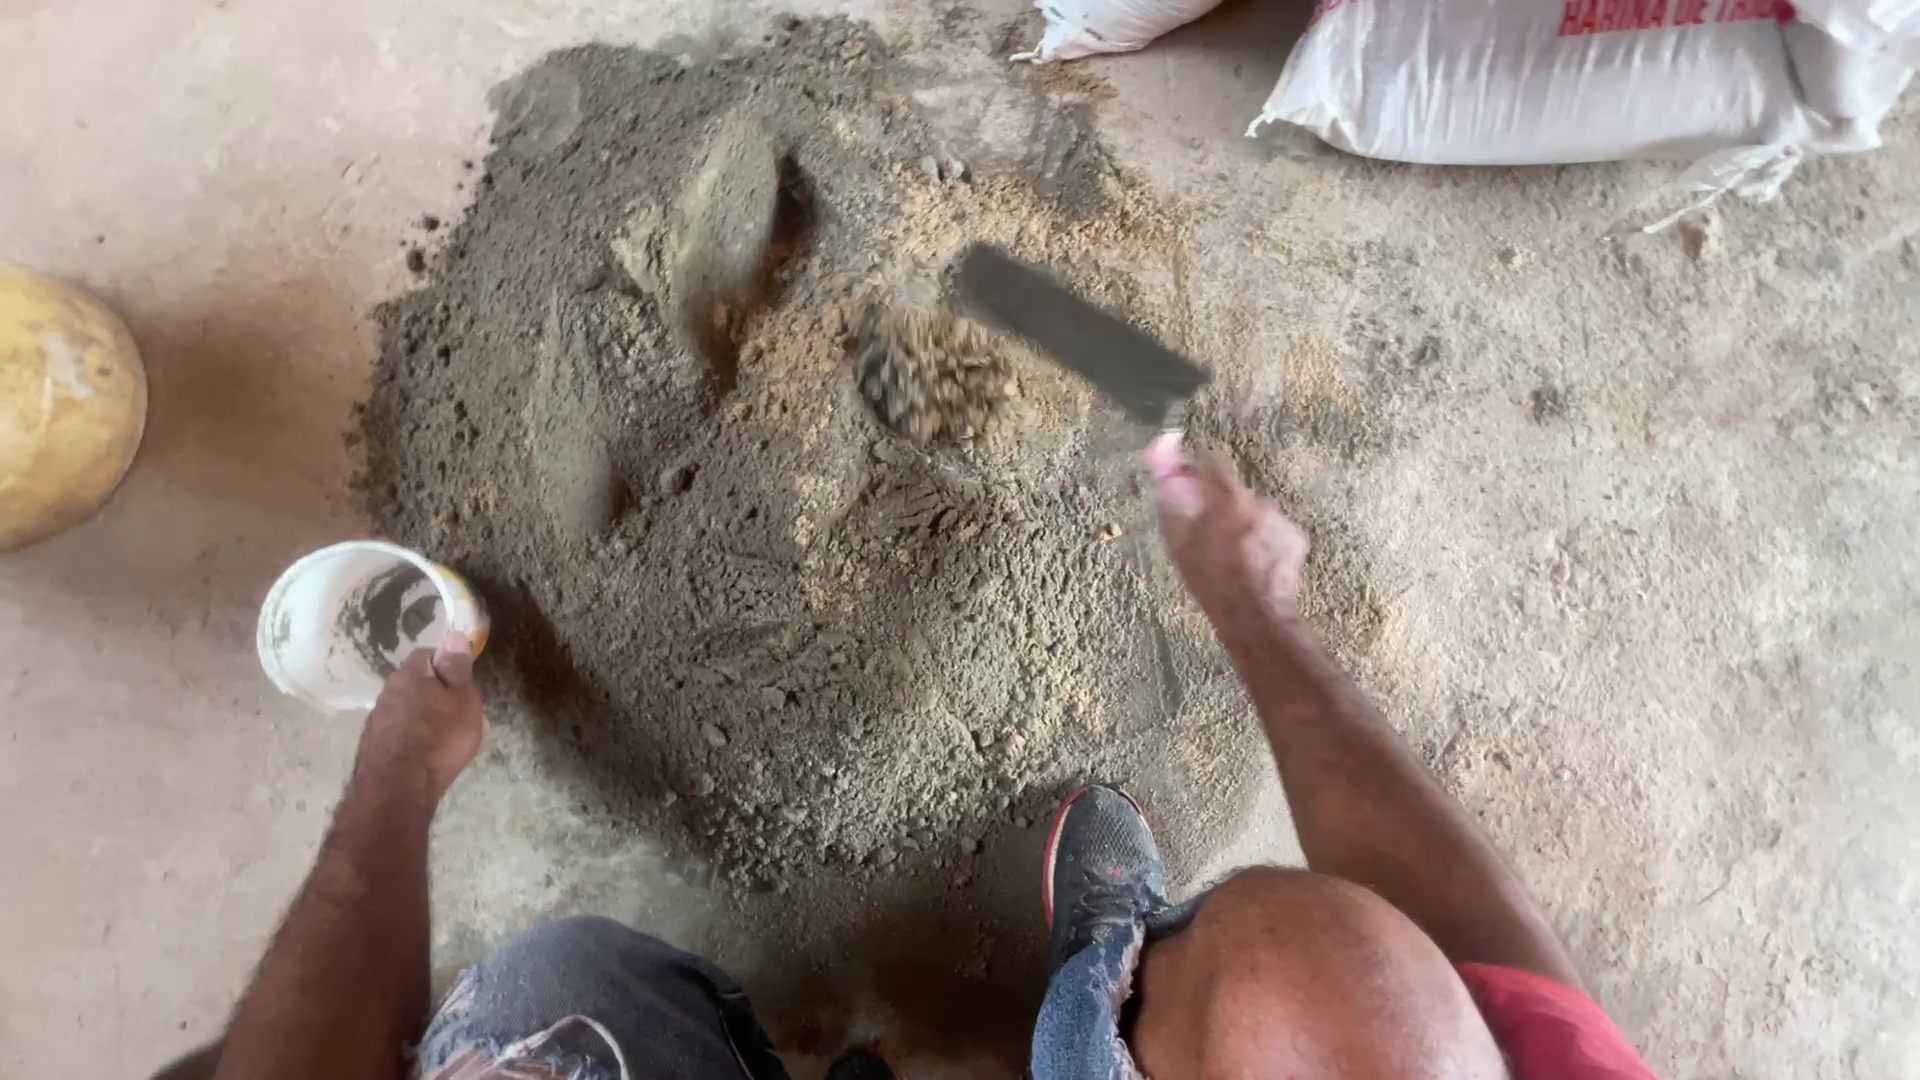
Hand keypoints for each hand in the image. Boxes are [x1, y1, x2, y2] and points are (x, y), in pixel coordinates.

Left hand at [358, 632, 483, 800]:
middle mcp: (387, 692)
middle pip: (413, 680)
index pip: (426, 653)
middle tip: (457, 704)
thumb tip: (454, 635)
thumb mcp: (463, 699)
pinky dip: (411, 731)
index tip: (462, 677)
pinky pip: (397, 727)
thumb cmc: (440, 737)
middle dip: (433, 687)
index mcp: (410, 676)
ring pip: (403, 704)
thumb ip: (457, 668)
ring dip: (421, 710)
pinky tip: (424, 747)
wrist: (398, 788)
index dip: (445, 660)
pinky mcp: (372, 744)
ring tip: (442, 729)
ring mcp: (376, 720)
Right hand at [1142, 432, 1309, 630]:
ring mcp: (1280, 519)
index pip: (1212, 462)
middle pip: (1233, 491)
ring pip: (1254, 512)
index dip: (1198, 466)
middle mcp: (1257, 502)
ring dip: (1243, 524)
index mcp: (1226, 499)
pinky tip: (1252, 562)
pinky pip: (1272, 529)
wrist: (1253, 615)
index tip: (1190, 474)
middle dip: (1221, 505)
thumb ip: (1171, 505)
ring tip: (1232, 553)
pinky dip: (1262, 539)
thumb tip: (1164, 479)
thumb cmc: (1212, 581)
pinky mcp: (1295, 537)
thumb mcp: (1180, 545)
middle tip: (1209, 531)